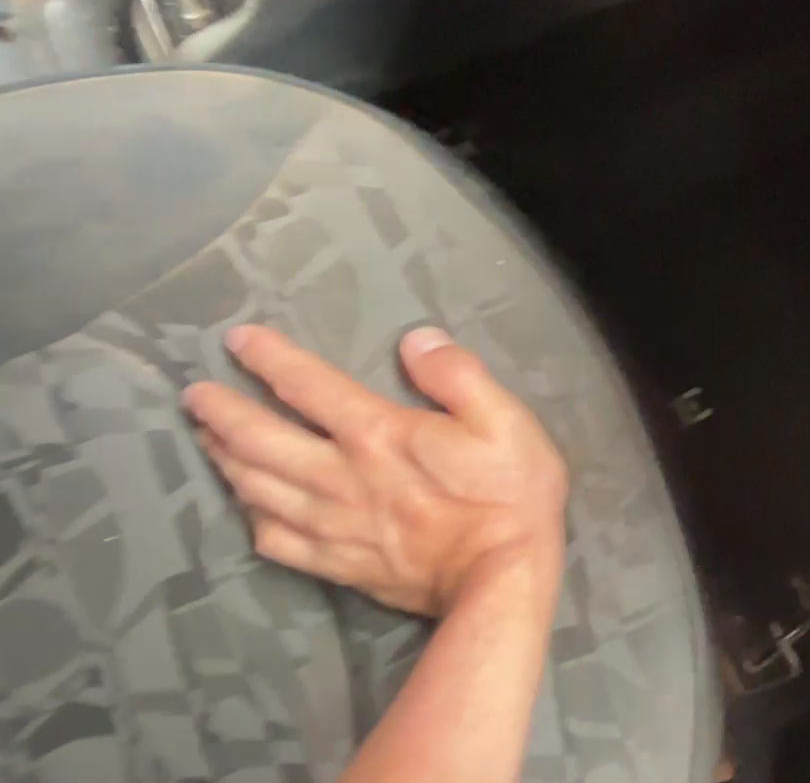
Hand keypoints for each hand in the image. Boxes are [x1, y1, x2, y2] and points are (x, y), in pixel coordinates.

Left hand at [182, 324, 568, 615]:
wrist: (500, 574)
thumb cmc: (510, 490)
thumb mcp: (505, 419)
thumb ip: (458, 376)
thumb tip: (417, 339)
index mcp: (378, 434)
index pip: (309, 387)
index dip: (270, 358)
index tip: (238, 338)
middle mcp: (338, 475)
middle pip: (260, 439)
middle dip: (223, 412)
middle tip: (196, 395)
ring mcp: (329, 523)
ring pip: (255, 486)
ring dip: (224, 458)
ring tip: (208, 439)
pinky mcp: (334, 562)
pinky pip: (271, 537)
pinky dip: (249, 514)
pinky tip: (248, 505)